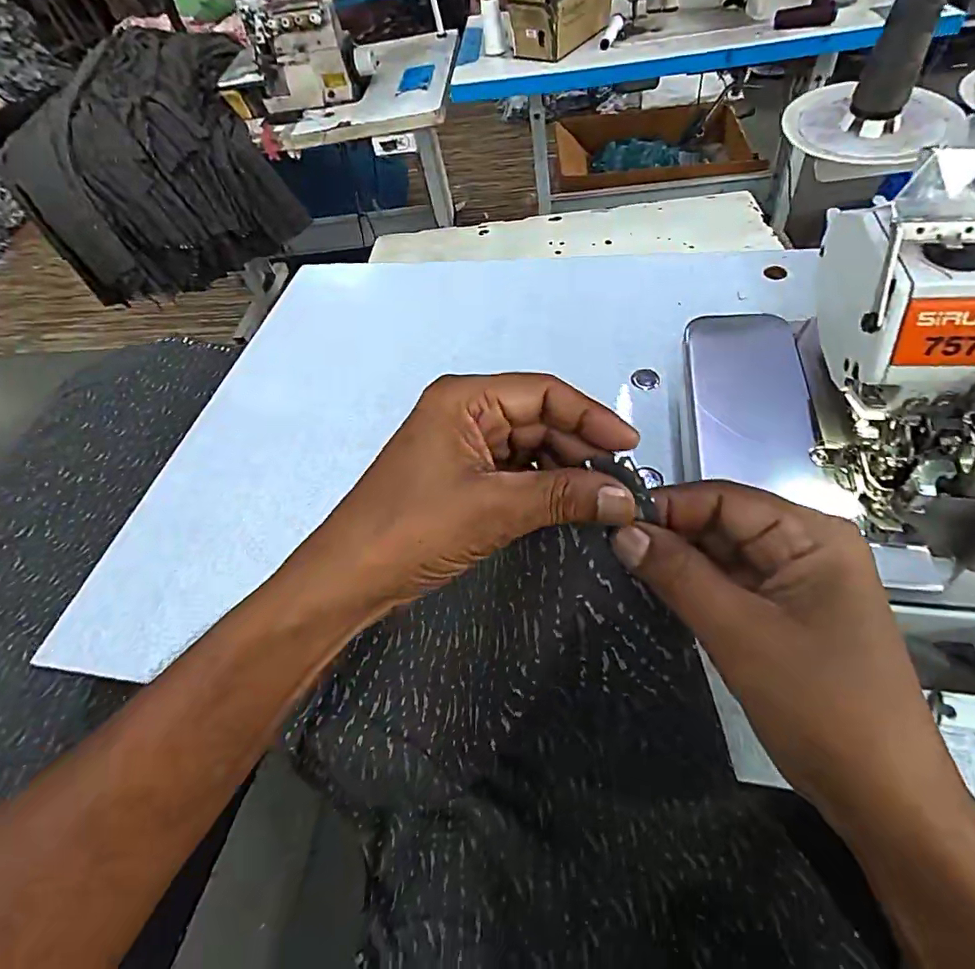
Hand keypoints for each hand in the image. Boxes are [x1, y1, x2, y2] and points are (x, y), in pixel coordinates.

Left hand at [283, 373, 641, 622]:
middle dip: (582, 448)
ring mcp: (465, 448)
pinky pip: (520, 473)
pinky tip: (571, 504)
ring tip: (601, 496)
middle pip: (542, 420)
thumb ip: (564, 496)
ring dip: (567, 470)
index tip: (626, 443)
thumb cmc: (403, 531)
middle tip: (619, 480)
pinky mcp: (466, 479)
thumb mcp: (495, 508)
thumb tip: (620, 496)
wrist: (348, 583)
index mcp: (463, 400)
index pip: (545, 393)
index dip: (591, 415)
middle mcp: (466, 416)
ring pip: (534, 448)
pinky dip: (547, 487)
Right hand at [610, 481, 957, 822]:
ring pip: (731, 558)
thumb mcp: (741, 634)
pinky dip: (705, 592)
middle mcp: (812, 548)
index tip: (612, 522)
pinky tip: (665, 596)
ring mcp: (804, 585)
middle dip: (674, 536)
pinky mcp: (794, 618)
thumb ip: (680, 576)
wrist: (885, 795)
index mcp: (814, 534)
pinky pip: (741, 590)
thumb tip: (624, 531)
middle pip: (730, 524)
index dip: (670, 506)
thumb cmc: (822, 705)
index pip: (728, 498)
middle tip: (611, 551)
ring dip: (686, 565)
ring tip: (626, 570)